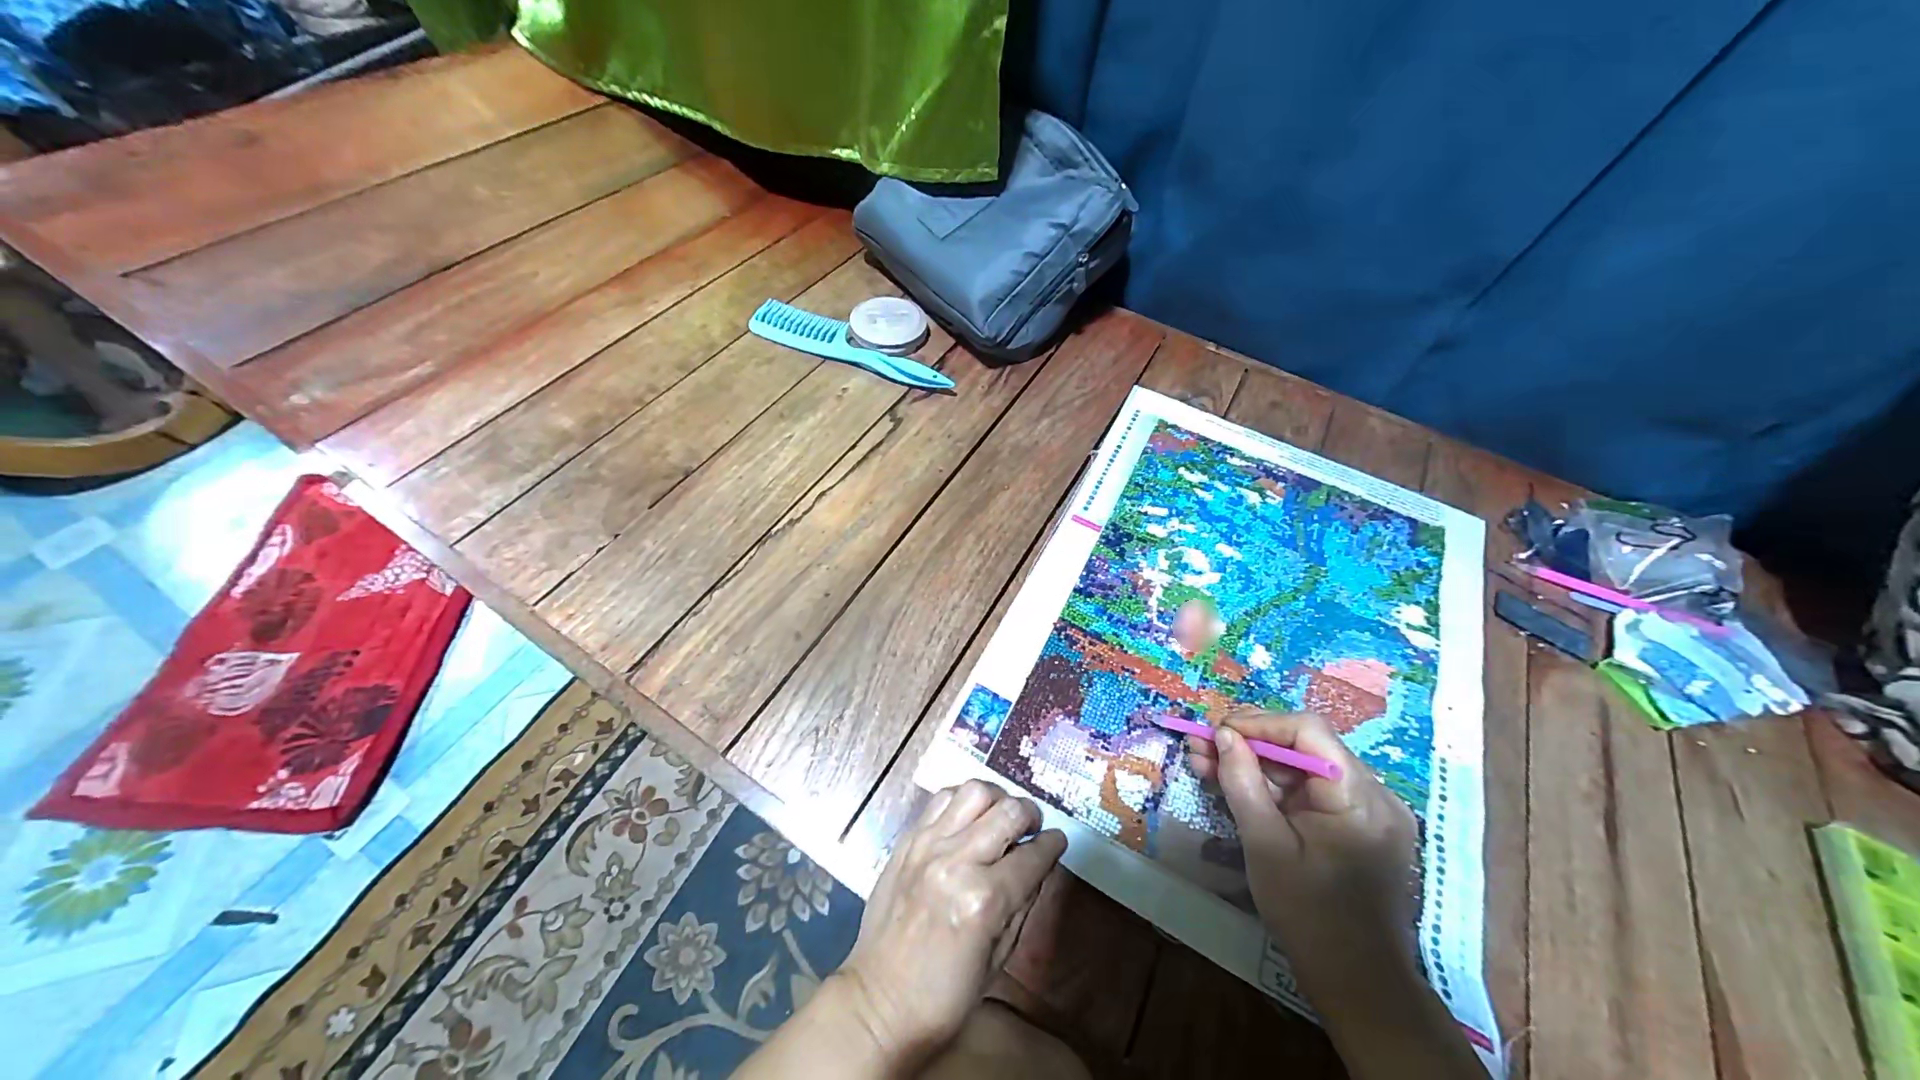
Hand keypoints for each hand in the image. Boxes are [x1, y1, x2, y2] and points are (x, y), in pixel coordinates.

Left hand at [834, 780, 1066, 1068]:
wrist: (879, 1001)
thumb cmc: (945, 995)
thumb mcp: (999, 958)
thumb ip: (1022, 903)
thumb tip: (1039, 865)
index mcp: (984, 900)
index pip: (1033, 855)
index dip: (1053, 845)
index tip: (1057, 841)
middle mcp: (956, 862)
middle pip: (1008, 811)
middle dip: (1030, 814)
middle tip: (1032, 828)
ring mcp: (927, 845)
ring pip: (974, 791)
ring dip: (996, 799)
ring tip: (999, 816)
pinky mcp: (907, 840)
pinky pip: (941, 799)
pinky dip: (962, 801)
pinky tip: (968, 818)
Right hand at [1186, 709, 1419, 976]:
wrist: (1358, 983)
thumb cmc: (1309, 914)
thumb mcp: (1266, 845)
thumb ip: (1243, 782)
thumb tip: (1223, 735)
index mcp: (1360, 797)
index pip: (1308, 731)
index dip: (1258, 723)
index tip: (1215, 733)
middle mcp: (1374, 793)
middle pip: (1305, 747)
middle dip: (1249, 743)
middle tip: (1200, 747)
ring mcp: (1368, 810)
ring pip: (1303, 768)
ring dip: (1255, 764)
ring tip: (1204, 763)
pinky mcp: (1356, 826)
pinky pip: (1311, 793)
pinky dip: (1273, 788)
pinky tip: (1234, 785)